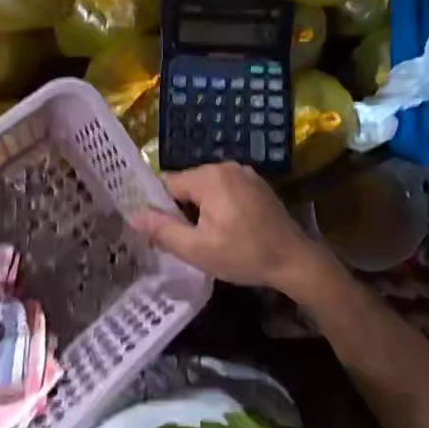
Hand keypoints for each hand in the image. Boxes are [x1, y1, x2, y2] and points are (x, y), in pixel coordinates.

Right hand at [129, 162, 338, 297]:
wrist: (295, 261)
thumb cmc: (244, 255)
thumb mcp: (198, 250)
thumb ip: (163, 231)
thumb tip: (133, 215)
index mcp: (209, 177)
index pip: (168, 184)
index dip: (162, 209)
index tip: (165, 231)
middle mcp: (225, 166)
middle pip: (187, 184)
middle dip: (183, 209)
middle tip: (189, 239)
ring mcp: (244, 173)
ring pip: (206, 188)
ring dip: (202, 209)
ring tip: (209, 237)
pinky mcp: (257, 184)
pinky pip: (225, 190)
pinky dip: (220, 206)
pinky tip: (229, 229)